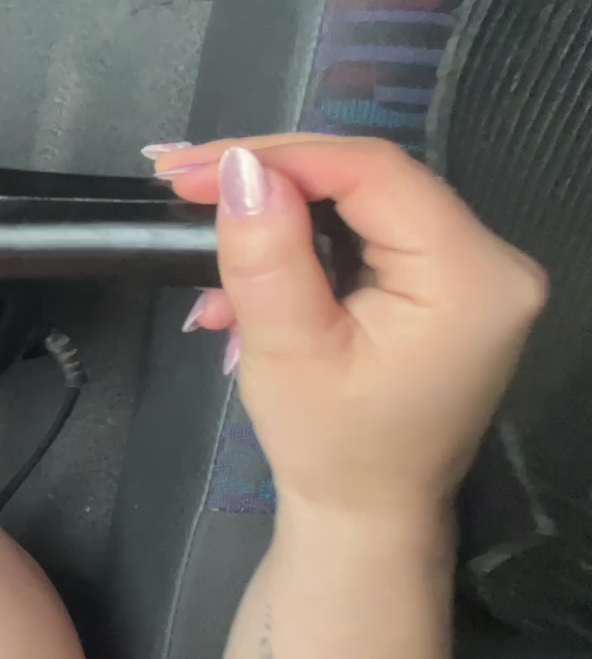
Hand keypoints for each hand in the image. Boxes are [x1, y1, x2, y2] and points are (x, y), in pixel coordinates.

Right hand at [153, 135, 546, 521]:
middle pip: (363, 178)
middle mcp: (483, 259)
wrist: (361, 502)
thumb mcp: (284, 347)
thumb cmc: (327, 437)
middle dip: (261, 174)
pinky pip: (350, 235)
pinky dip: (283, 244)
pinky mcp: (428, 284)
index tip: (183, 170)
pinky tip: (233, 285)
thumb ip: (264, 256)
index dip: (273, 156)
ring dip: (262, 215)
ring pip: (348, 202)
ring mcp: (459, 271)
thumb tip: (235, 171)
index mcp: (467, 276)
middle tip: (174, 180)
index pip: (371, 173)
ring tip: (193, 243)